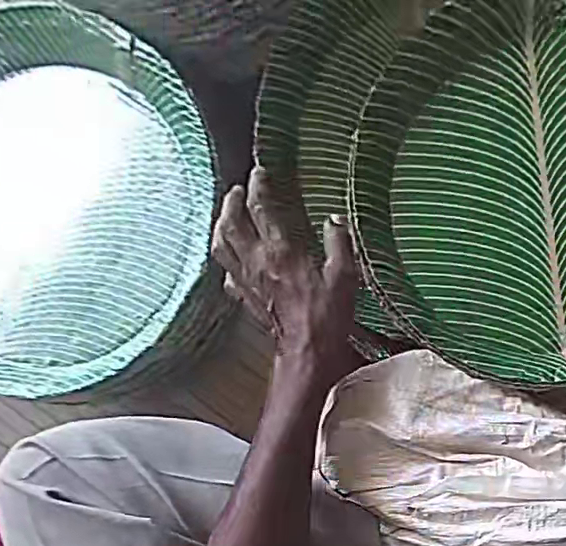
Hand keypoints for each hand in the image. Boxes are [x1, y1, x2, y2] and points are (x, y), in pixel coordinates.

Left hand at [212, 165, 360, 396]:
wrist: (308, 354)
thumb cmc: (327, 317)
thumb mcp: (344, 276)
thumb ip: (339, 243)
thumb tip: (335, 221)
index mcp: (279, 252)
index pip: (260, 207)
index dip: (258, 185)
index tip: (260, 172)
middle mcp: (256, 263)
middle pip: (229, 222)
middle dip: (232, 201)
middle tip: (238, 191)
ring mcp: (247, 283)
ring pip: (221, 246)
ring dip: (221, 226)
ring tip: (228, 217)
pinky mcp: (247, 300)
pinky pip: (228, 275)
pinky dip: (227, 260)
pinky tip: (234, 259)